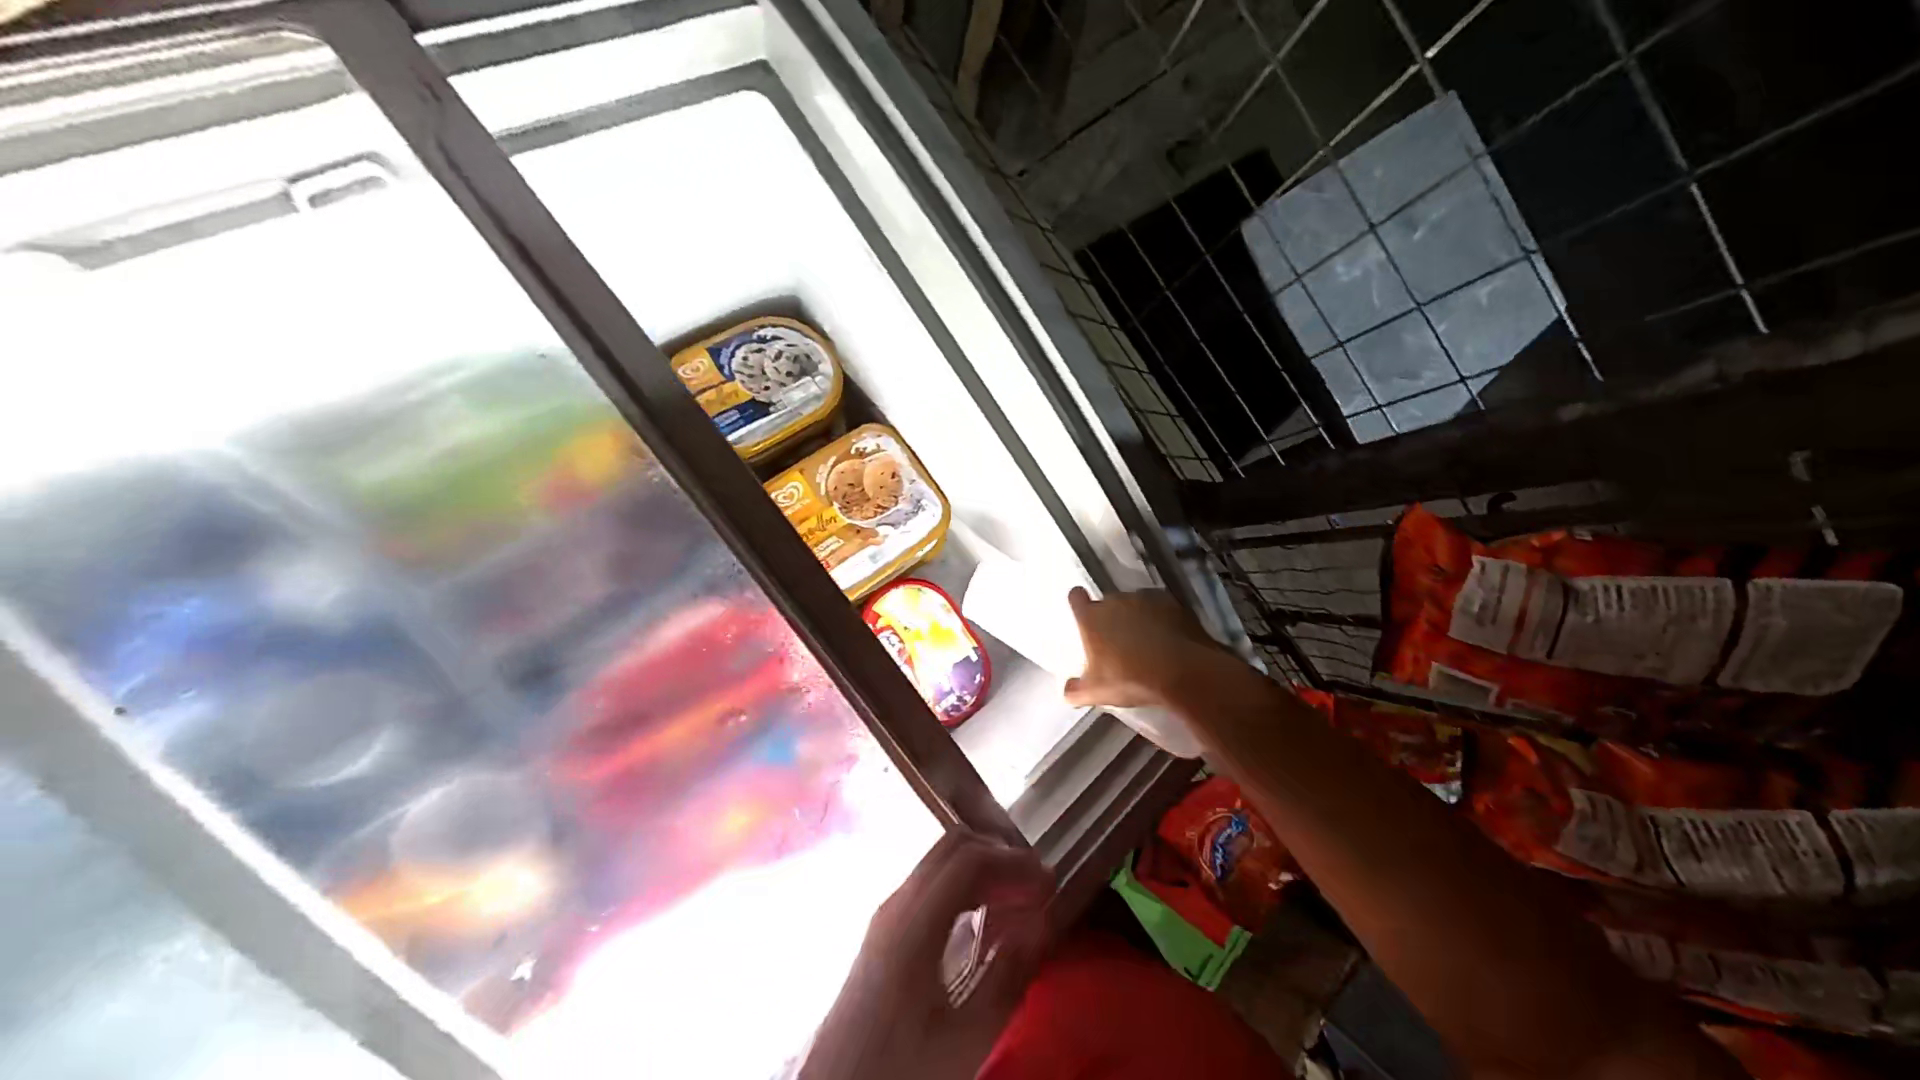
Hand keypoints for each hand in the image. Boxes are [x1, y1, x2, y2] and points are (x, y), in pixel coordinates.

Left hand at [799, 829, 1052, 1079]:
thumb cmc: (903, 1067)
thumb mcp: (966, 1037)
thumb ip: (1008, 976)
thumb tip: (1043, 924)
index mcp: (914, 923)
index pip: (969, 860)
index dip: (1015, 862)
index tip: (1050, 883)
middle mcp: (896, 904)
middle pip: (951, 848)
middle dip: (1000, 856)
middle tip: (1037, 886)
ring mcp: (885, 914)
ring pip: (939, 863)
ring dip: (982, 870)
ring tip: (1020, 901)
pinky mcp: (883, 931)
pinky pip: (929, 885)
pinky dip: (964, 886)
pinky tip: (984, 920)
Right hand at [1063, 587, 1234, 709]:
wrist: (1180, 672)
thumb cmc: (1129, 679)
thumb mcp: (1096, 692)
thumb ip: (1075, 690)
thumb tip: (1068, 690)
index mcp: (1091, 618)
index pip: (1076, 597)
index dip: (1078, 603)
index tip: (1083, 615)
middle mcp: (1115, 601)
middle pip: (1107, 602)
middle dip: (1110, 617)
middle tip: (1117, 642)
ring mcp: (1145, 599)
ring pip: (1134, 603)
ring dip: (1136, 617)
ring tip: (1145, 641)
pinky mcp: (1172, 603)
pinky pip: (1160, 607)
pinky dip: (1161, 618)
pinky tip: (1167, 638)